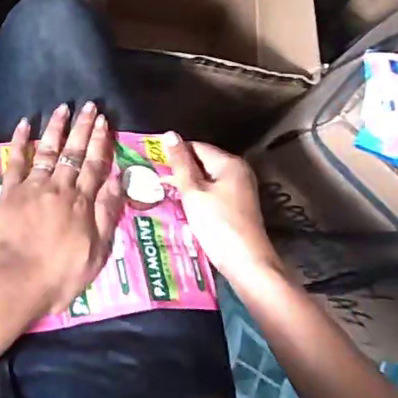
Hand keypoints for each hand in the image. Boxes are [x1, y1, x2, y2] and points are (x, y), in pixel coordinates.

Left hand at [0, 102, 123, 359]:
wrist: (16, 280)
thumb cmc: (60, 275)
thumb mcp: (97, 251)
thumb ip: (107, 213)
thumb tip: (117, 180)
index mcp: (82, 203)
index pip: (94, 165)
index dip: (100, 142)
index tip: (104, 121)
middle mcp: (58, 188)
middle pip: (73, 152)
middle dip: (82, 127)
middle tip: (89, 105)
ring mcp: (32, 187)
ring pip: (47, 150)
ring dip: (55, 128)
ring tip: (62, 108)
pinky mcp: (9, 191)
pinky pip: (15, 161)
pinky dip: (20, 141)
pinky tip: (25, 124)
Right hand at [160, 134, 284, 288]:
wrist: (246, 263)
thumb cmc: (218, 224)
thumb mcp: (193, 192)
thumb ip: (180, 164)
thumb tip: (169, 134)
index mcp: (229, 163)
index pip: (195, 146)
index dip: (173, 153)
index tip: (151, 163)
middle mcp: (237, 172)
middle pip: (201, 162)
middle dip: (178, 170)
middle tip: (152, 179)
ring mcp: (239, 189)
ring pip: (204, 179)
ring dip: (185, 185)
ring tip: (160, 192)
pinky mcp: (236, 206)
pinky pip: (210, 192)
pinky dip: (195, 196)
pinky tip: (180, 205)